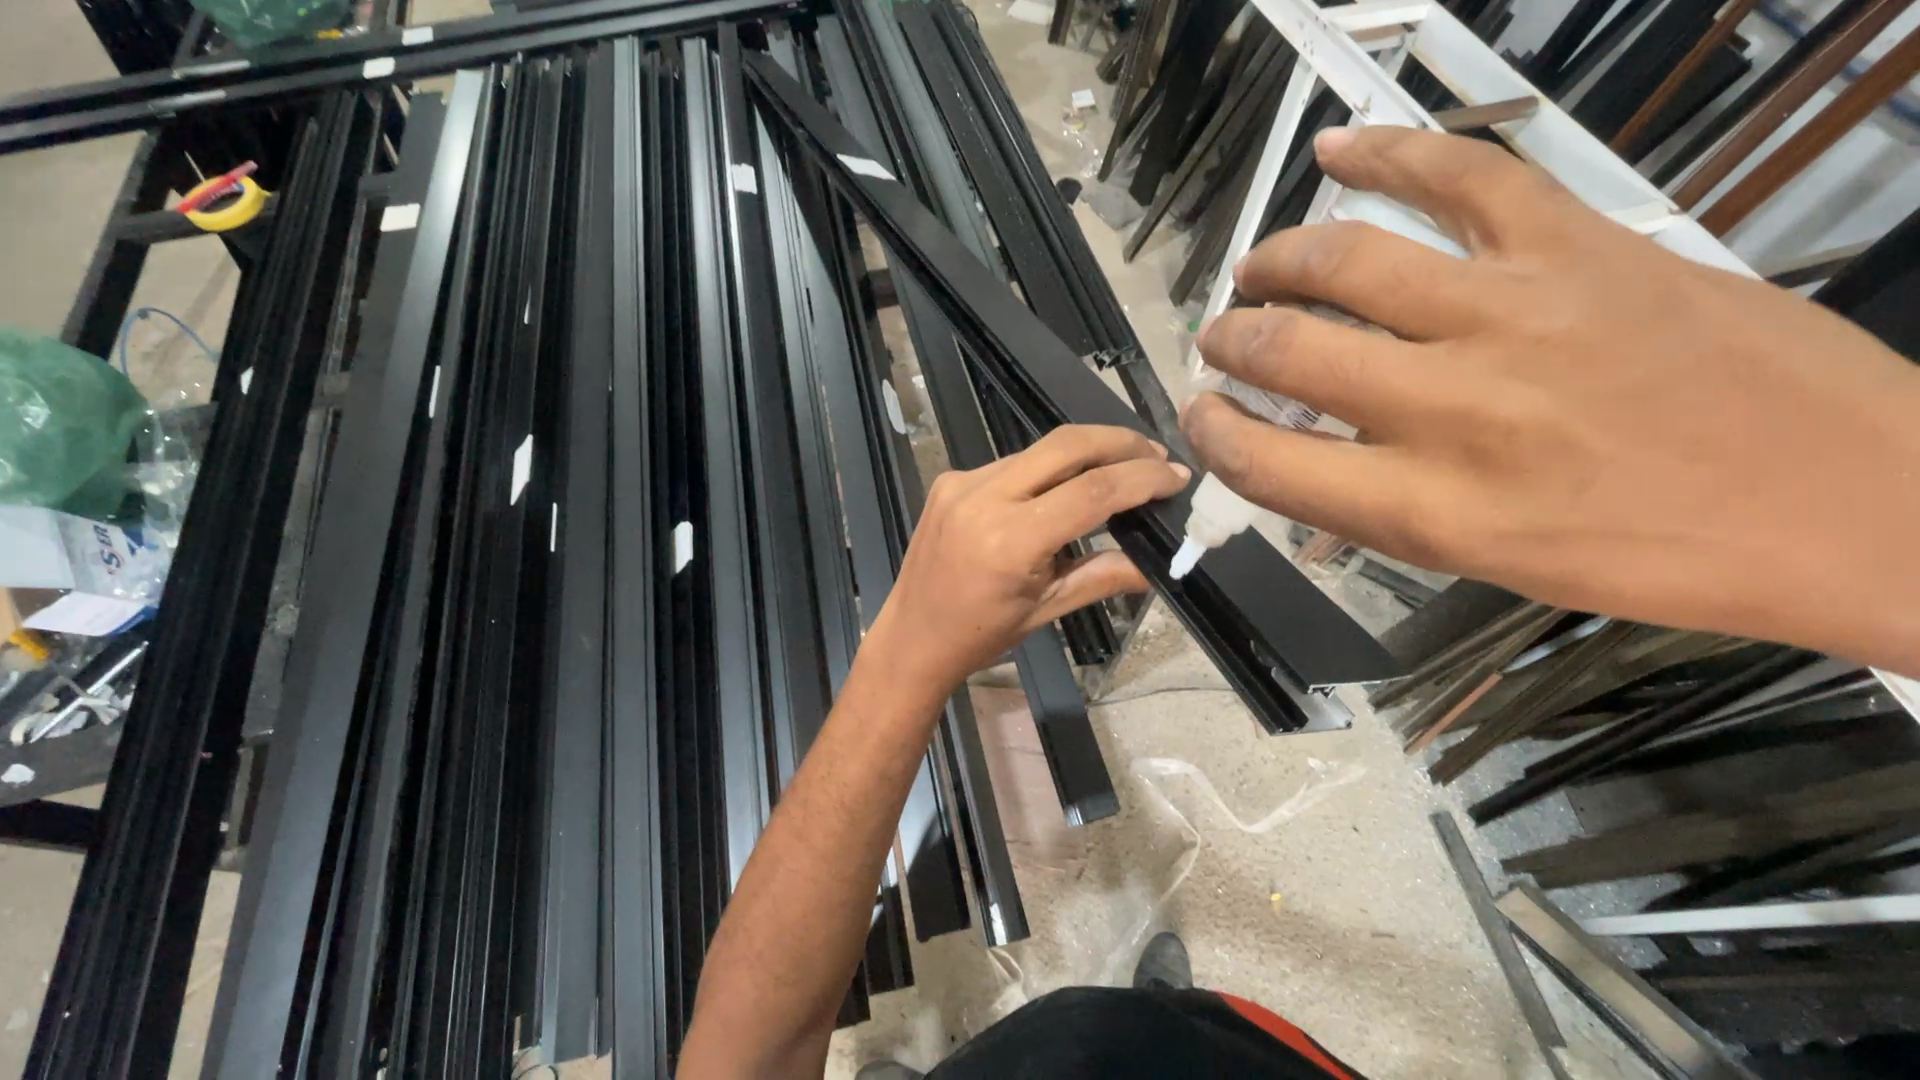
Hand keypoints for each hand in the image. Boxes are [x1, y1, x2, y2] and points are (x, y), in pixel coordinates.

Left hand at [867, 424, 1189, 690]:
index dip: (1141, 479)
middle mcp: (983, 498)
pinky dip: (1048, 470)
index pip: (1091, 491)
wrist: (911, 637)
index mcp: (1009, 540)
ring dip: (1087, 453)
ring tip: (1123, 469)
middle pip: (1067, 445)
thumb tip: (1157, 563)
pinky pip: (1013, 463)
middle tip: (1157, 457)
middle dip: (1120, 442)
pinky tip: (1067, 487)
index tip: (1176, 476)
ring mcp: (962, 482)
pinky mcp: (950, 479)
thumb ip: (1102, 576)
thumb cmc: (980, 635)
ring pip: (1039, 450)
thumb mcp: (1046, 610)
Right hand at [1182, 126, 1919, 673]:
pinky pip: (1461, 177)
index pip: (1269, 463)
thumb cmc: (1659, 556)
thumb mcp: (1495, 567)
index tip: (1201, 416)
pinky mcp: (1580, 247)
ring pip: (1346, 264)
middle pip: (1289, 354)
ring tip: (1253, 270)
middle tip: (1220, 340)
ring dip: (1274, 264)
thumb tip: (1307, 465)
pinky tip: (1334, 151)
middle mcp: (1455, 409)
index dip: (1213, 434)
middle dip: (1230, 344)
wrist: (1855, 500)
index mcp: (1432, 509)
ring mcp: (1516, 315)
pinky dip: (1384, 155)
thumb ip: (1386, 511)